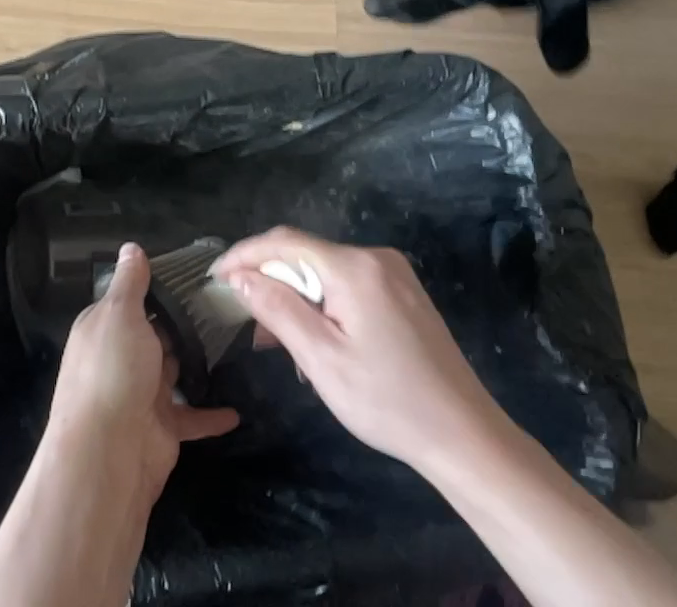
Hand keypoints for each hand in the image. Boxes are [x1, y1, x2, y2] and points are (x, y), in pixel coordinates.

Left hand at [48, 243, 240, 499]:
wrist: (108, 452)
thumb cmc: (113, 371)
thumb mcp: (120, 314)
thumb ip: (130, 283)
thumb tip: (130, 247)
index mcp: (104, 329)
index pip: (131, 301)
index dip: (158, 289)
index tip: (196, 276)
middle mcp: (119, 358)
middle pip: (155, 335)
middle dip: (183, 324)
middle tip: (227, 305)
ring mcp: (140, 395)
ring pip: (173, 372)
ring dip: (196, 364)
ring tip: (235, 344)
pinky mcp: (161, 428)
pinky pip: (191, 417)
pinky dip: (212, 415)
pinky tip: (236, 411)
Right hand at [211, 227, 505, 470]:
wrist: (463, 434)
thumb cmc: (386, 400)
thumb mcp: (321, 358)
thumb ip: (277, 309)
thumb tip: (240, 276)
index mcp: (355, 268)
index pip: (284, 242)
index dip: (243, 255)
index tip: (213, 278)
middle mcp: (376, 258)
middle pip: (305, 254)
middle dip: (269, 281)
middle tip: (244, 321)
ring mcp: (394, 275)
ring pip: (325, 272)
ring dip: (295, 297)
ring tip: (276, 342)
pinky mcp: (404, 293)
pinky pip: (348, 285)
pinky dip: (322, 304)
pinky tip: (315, 340)